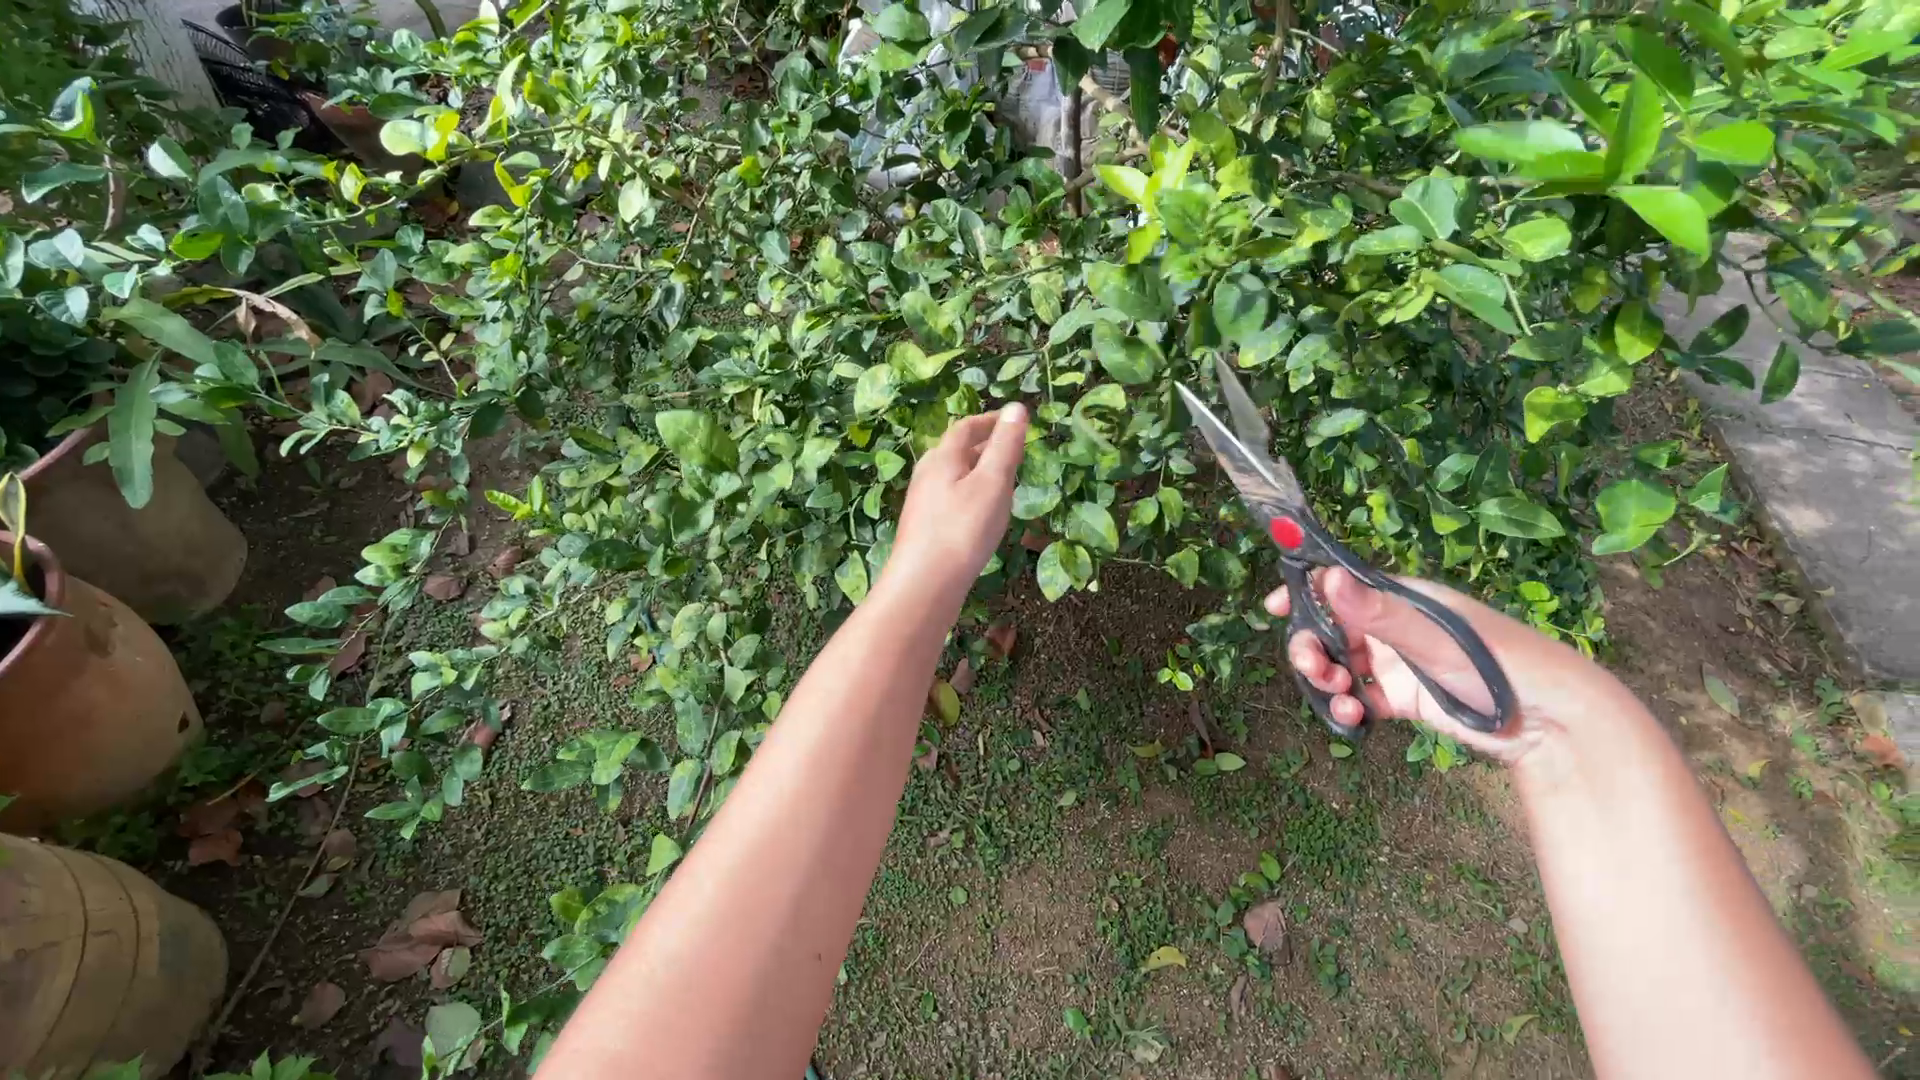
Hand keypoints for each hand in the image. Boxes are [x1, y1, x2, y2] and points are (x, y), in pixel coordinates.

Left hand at [885, 404, 1027, 597]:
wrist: (925, 583)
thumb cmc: (963, 529)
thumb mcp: (992, 483)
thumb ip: (1005, 446)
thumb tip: (1015, 407)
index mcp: (942, 458)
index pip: (966, 427)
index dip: (990, 421)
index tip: (1013, 422)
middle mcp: (927, 474)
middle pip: (956, 451)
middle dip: (983, 446)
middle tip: (1011, 450)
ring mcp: (922, 502)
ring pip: (952, 476)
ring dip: (976, 471)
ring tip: (1001, 481)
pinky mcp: (923, 526)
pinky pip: (950, 498)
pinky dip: (969, 494)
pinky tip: (980, 514)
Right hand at [1265, 567, 1640, 766]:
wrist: (1552, 722)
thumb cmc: (1497, 663)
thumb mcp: (1434, 636)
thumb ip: (1377, 612)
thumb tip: (1327, 577)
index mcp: (1401, 599)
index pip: (1341, 586)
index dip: (1306, 593)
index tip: (1274, 606)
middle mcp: (1394, 627)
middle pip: (1332, 630)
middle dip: (1312, 646)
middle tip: (1310, 666)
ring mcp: (1397, 664)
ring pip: (1341, 665)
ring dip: (1327, 680)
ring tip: (1338, 698)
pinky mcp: (1403, 699)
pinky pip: (1360, 698)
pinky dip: (1347, 707)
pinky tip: (1351, 718)